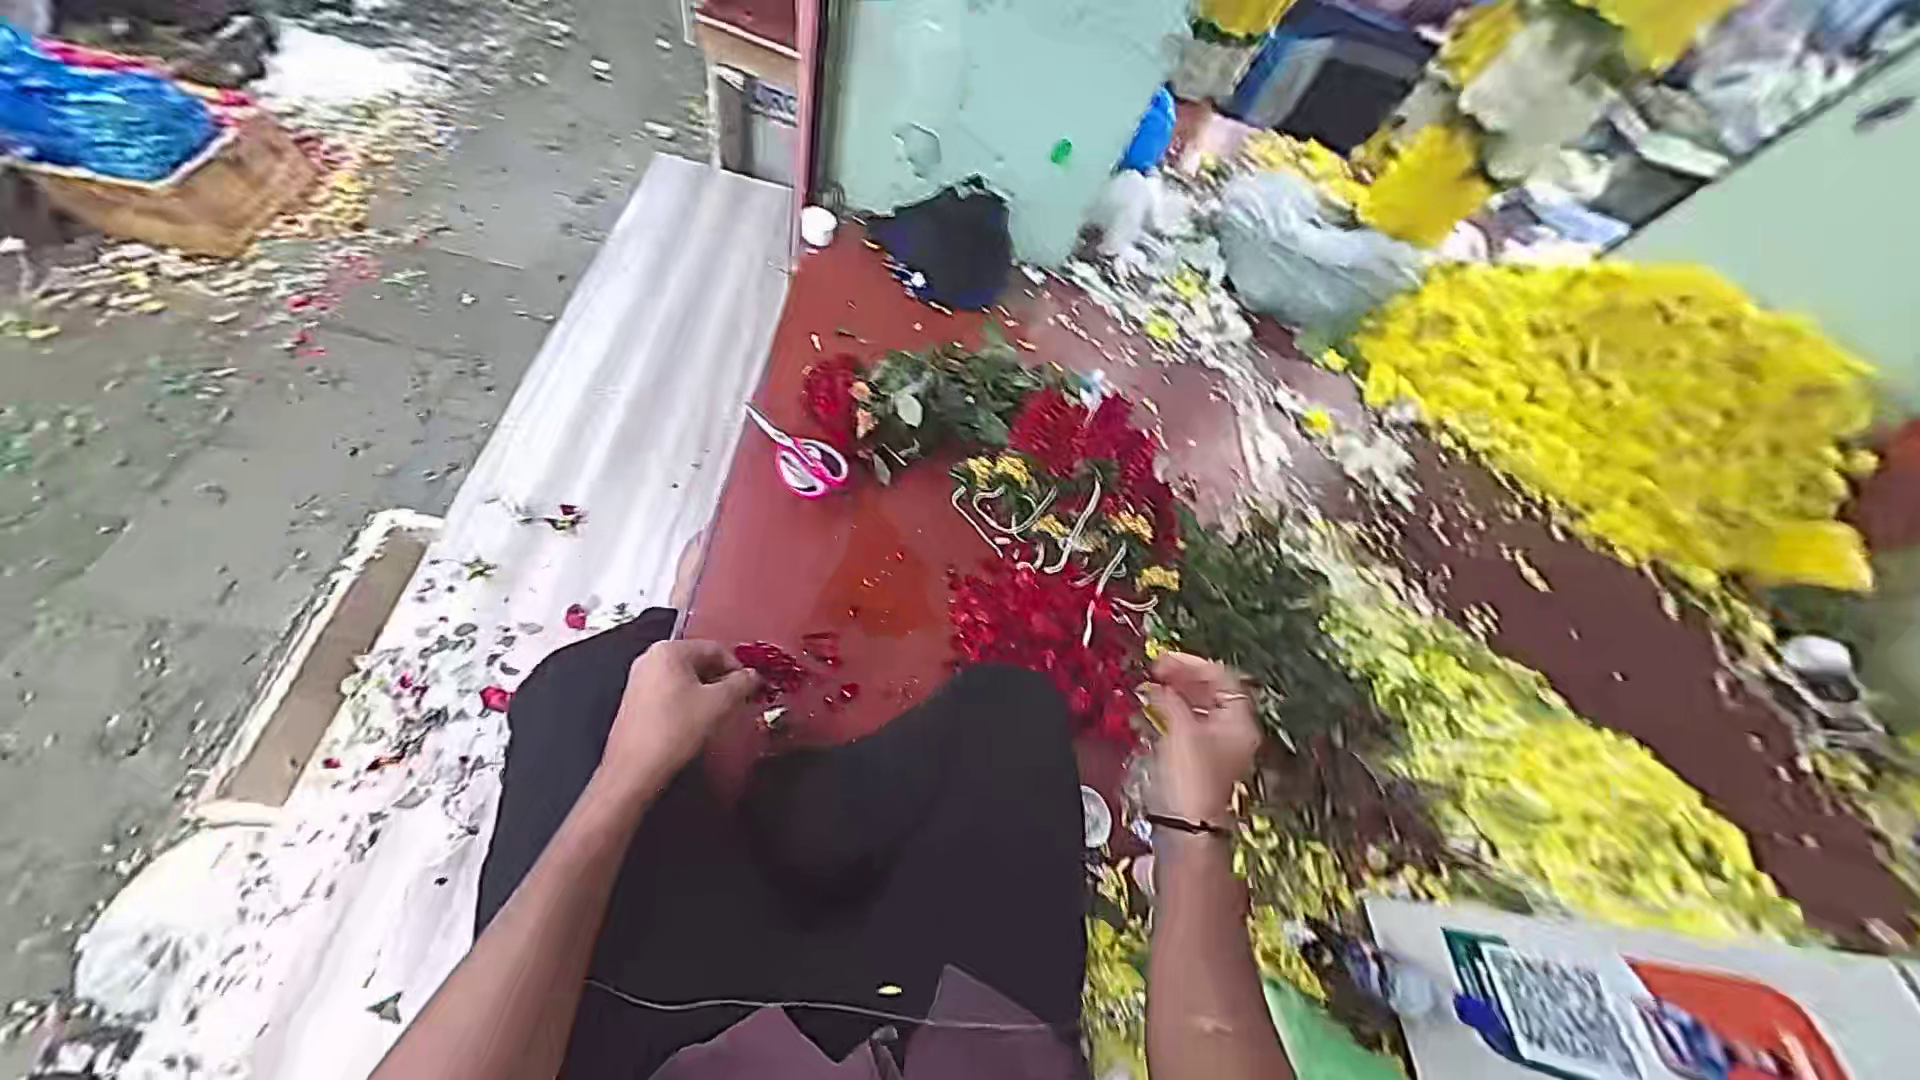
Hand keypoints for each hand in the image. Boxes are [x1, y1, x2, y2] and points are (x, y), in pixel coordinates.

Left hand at [594, 640, 761, 800]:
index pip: (716, 649)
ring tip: (720, 712)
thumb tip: (753, 676)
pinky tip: (698, 720)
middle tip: (739, 698)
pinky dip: (690, 701)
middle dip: (723, 680)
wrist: (634, 770)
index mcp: (669, 651)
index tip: (750, 685)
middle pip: (700, 662)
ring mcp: (641, 680)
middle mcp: (651, 659)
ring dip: (708, 692)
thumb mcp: (720, 703)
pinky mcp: (636, 701)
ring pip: (687, 678)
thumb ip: (742, 683)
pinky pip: (672, 691)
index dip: (738, 668)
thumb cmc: (672, 731)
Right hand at [1143, 652, 1261, 824]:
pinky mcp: (1195, 758)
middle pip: (1210, 691)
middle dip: (1182, 677)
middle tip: (1157, 668)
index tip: (1167, 658)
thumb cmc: (1191, 778)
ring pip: (1196, 707)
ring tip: (1150, 685)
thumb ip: (1169, 699)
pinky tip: (1150, 707)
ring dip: (1173, 693)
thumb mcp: (1180, 729)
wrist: (1185, 826)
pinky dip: (1168, 712)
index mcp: (1239, 722)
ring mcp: (1213, 746)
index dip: (1194, 664)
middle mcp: (1231, 732)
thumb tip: (1157, 686)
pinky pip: (1184, 724)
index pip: (1222, 678)